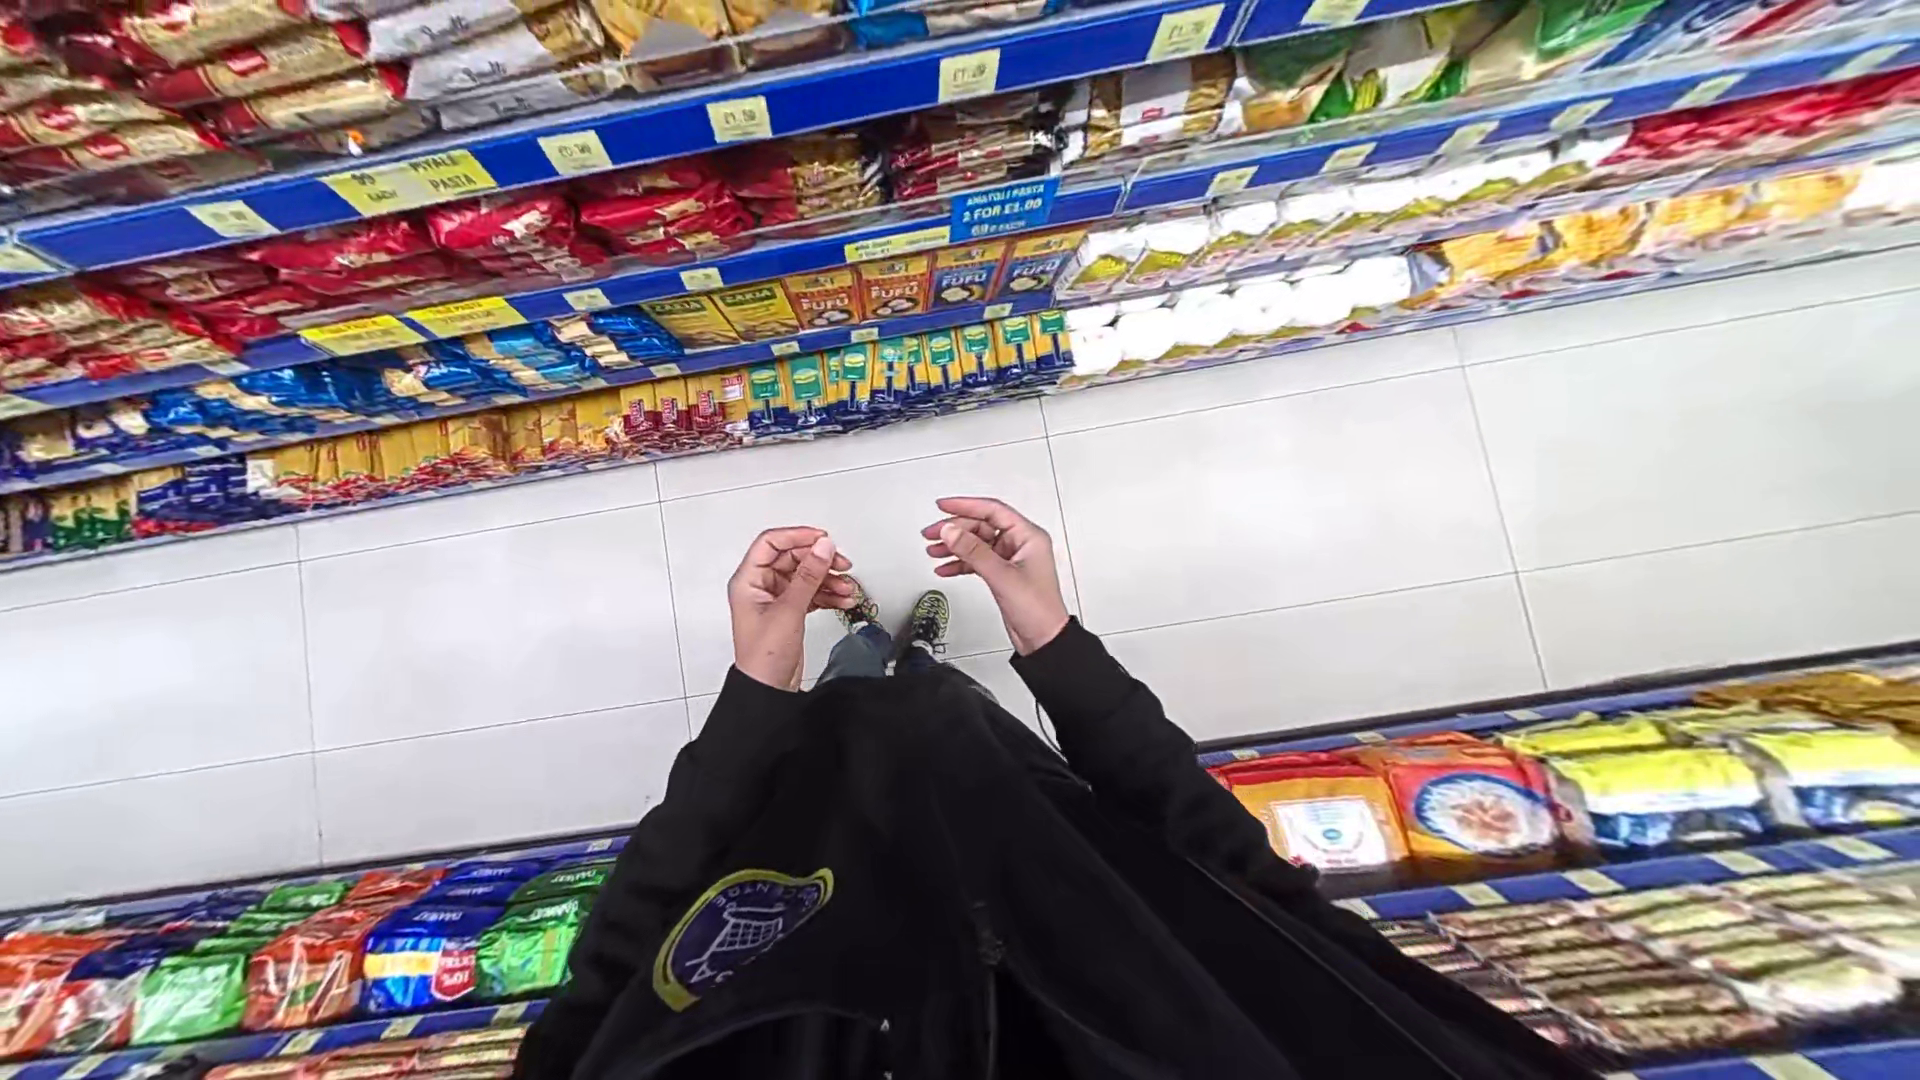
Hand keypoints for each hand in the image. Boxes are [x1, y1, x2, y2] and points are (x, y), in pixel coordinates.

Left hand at [729, 527, 854, 689]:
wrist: (768, 690)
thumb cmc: (763, 657)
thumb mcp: (788, 610)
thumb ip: (808, 575)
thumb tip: (822, 548)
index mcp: (748, 580)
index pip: (771, 543)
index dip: (797, 536)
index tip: (822, 539)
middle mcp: (761, 586)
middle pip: (793, 557)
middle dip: (820, 560)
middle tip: (841, 563)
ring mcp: (777, 598)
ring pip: (806, 575)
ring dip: (829, 578)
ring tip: (846, 587)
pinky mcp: (791, 611)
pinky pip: (812, 592)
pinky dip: (828, 593)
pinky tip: (842, 599)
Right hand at [922, 497, 1069, 655]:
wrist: (1044, 639)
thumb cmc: (1038, 609)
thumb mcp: (1002, 576)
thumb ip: (973, 551)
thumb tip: (951, 530)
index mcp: (1028, 536)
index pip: (992, 510)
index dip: (966, 505)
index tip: (943, 506)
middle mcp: (1020, 544)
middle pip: (981, 525)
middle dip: (955, 528)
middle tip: (932, 533)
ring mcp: (1010, 559)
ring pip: (976, 543)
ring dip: (954, 546)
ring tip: (934, 549)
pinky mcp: (1002, 573)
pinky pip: (977, 560)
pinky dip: (960, 562)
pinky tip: (945, 567)